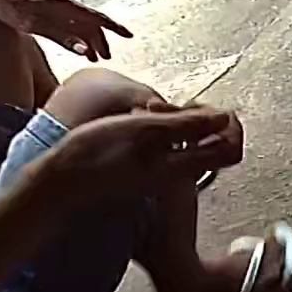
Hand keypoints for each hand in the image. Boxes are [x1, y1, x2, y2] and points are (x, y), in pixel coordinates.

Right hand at [29, 105, 242, 202]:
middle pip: (215, 144)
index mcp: (185, 166)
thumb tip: (224, 118)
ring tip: (152, 109)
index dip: (231, 127)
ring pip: (193, 143)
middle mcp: (183, 174)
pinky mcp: (152, 171)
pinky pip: (173, 147)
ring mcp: (168, 174)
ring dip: (181, 121)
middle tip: (177, 106)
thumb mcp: (144, 131)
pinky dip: (166, 130)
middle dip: (204, 118)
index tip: (213, 109)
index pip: (231, 150)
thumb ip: (187, 125)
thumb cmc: (95, 156)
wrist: (59, 184)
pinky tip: (142, 119)